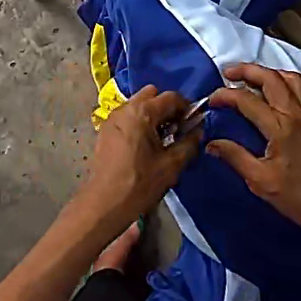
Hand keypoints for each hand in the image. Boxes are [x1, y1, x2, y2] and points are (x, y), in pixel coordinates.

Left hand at [78, 85, 199, 231]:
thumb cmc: (139, 183)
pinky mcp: (105, 131)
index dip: (187, 108)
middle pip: (153, 95)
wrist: (103, 205)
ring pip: (139, 105)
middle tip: (176, 129)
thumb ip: (189, 142)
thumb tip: (198, 130)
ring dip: (153, 115)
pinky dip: (140, 122)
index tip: (194, 124)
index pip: (172, 97)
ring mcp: (112, 119)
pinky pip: (128, 116)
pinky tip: (145, 145)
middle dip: (168, 108)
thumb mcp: (172, 164)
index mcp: (142, 112)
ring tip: (161, 139)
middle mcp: (125, 109)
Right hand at [206, 63, 300, 246]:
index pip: (248, 100)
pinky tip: (280, 93)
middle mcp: (297, 114)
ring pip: (291, 79)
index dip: (226, 96)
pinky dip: (290, 83)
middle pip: (271, 78)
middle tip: (228, 73)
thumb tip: (212, 144)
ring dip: (270, 73)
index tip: (212, 100)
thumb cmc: (296, 197)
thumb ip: (235, 157)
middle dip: (248, 70)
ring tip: (252, 78)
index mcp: (280, 127)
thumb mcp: (260, 181)